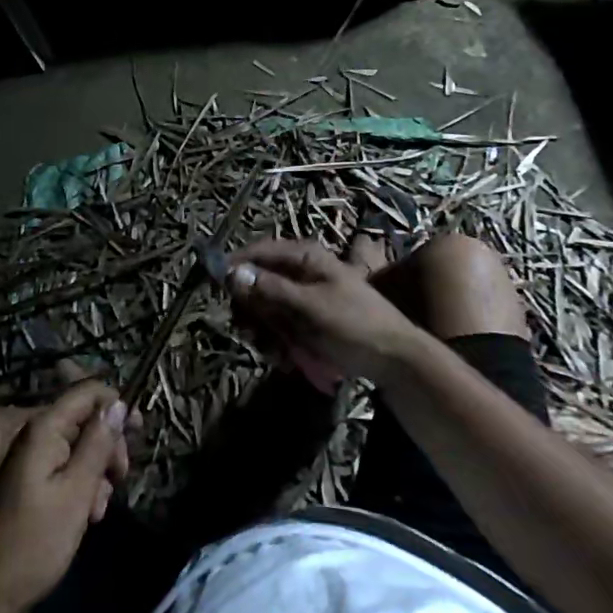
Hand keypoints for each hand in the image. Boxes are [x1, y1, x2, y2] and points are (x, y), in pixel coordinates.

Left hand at [0, 381, 128, 612]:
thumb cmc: (38, 538)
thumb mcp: (77, 490)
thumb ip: (98, 443)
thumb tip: (118, 403)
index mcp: (44, 429)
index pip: (87, 391)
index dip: (115, 403)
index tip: (138, 429)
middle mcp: (37, 435)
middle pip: (86, 419)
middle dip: (108, 446)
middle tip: (120, 477)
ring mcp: (34, 458)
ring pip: (81, 446)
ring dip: (98, 472)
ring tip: (100, 507)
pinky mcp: (35, 479)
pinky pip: (68, 467)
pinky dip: (84, 485)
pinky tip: (88, 513)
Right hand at [227, 238, 426, 381]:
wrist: (396, 360)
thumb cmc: (354, 326)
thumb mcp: (308, 308)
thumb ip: (269, 290)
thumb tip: (231, 273)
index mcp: (305, 258)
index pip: (259, 252)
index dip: (236, 267)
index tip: (217, 290)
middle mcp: (303, 271)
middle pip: (259, 283)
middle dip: (252, 311)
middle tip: (251, 335)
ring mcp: (307, 296)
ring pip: (267, 309)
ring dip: (266, 333)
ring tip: (278, 355)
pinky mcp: (311, 319)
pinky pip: (283, 326)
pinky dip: (280, 343)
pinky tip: (289, 360)